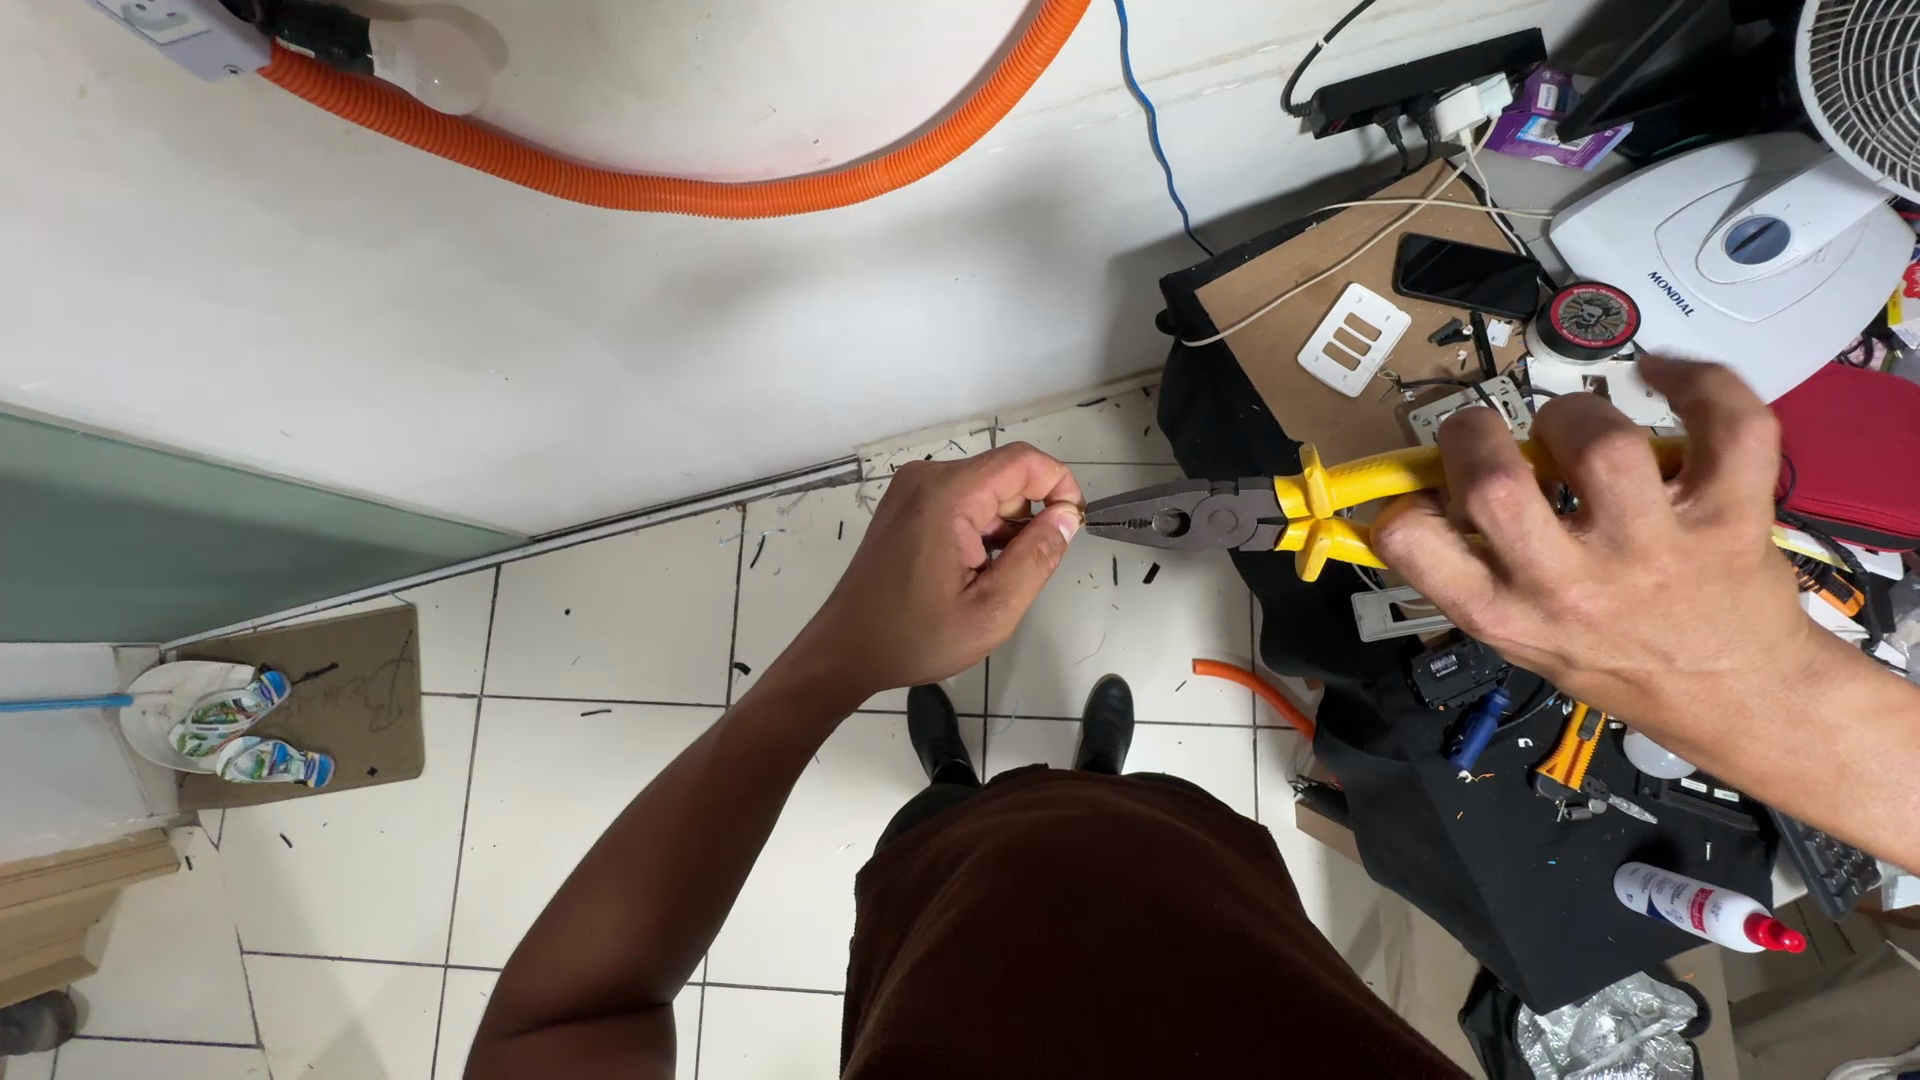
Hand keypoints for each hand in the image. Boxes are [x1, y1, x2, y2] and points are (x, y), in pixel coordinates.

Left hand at [771, 443, 1083, 706]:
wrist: (845, 650)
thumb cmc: (914, 637)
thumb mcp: (992, 609)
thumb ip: (1037, 557)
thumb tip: (1067, 516)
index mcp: (947, 495)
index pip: (1024, 461)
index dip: (1059, 485)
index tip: (1071, 527)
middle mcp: (926, 478)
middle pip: (1003, 477)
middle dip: (1026, 519)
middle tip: (1016, 575)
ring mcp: (911, 490)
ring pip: (984, 492)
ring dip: (1001, 530)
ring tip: (985, 581)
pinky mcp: (905, 506)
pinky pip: (960, 503)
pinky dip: (977, 532)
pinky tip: (966, 573)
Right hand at [1372, 356, 1827, 745]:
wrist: (1725, 692)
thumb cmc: (1597, 655)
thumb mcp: (1504, 631)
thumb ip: (1456, 566)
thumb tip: (1411, 494)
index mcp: (1499, 610)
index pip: (1408, 541)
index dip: (1403, 501)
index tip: (1428, 494)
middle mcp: (1568, 583)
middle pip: (1496, 483)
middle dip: (1471, 434)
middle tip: (1484, 435)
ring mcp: (1654, 549)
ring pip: (1603, 445)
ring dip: (1570, 414)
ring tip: (1570, 428)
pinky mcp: (1731, 518)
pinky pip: (1729, 428)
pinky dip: (1698, 382)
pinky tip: (1660, 376)